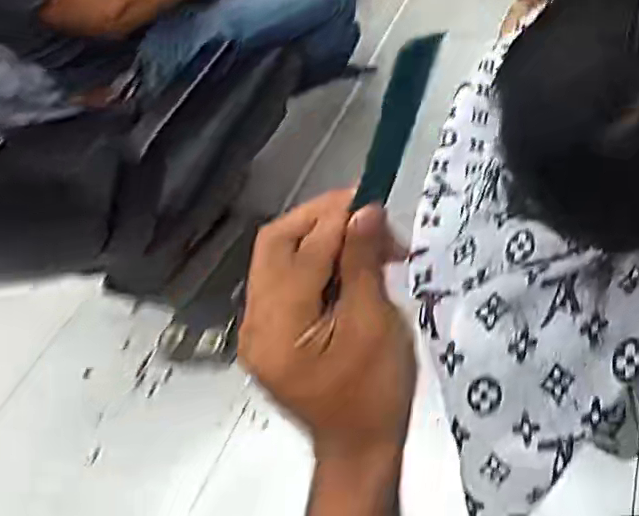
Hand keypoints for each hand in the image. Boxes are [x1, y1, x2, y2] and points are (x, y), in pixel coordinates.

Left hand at [239, 191, 416, 462]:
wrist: (362, 441)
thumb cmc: (373, 388)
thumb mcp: (375, 321)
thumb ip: (363, 264)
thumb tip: (366, 211)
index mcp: (277, 325)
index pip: (301, 249)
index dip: (340, 217)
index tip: (379, 198)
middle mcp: (259, 322)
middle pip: (277, 244)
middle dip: (324, 216)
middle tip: (372, 210)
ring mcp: (267, 326)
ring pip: (286, 255)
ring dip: (330, 235)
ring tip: (376, 240)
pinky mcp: (283, 328)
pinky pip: (297, 275)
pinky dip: (329, 257)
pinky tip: (363, 261)